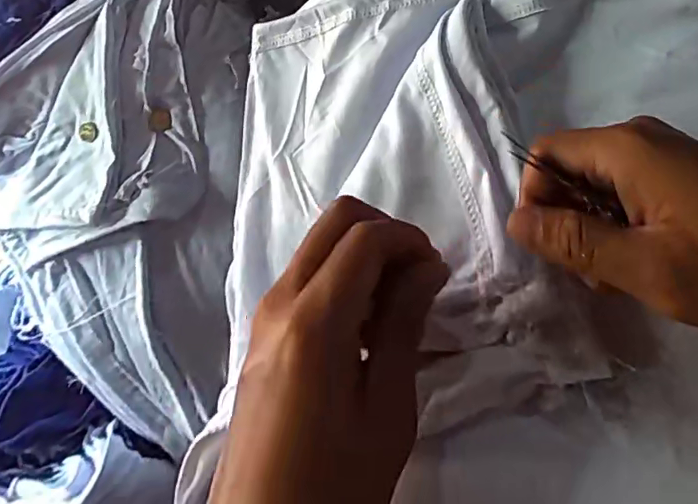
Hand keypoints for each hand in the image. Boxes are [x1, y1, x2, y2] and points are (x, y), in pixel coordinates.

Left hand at [211, 197, 449, 503]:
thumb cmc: (333, 483)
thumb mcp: (385, 411)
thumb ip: (404, 325)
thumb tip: (428, 266)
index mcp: (312, 320)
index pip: (365, 236)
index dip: (409, 239)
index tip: (435, 270)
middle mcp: (280, 301)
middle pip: (337, 219)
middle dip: (385, 230)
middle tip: (415, 273)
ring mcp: (264, 315)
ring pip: (320, 241)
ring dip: (363, 251)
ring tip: (394, 303)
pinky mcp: (261, 332)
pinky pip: (306, 272)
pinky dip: (342, 273)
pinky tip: (364, 323)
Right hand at [506, 117, 697, 340]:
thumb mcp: (649, 268)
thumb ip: (576, 242)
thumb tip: (517, 220)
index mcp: (625, 147)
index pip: (546, 153)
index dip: (536, 200)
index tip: (558, 255)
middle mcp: (642, 137)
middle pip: (573, 166)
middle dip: (568, 220)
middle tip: (598, 278)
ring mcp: (671, 153)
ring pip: (603, 183)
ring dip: (598, 228)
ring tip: (630, 279)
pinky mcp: (691, 174)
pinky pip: (634, 189)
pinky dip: (627, 225)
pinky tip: (655, 264)